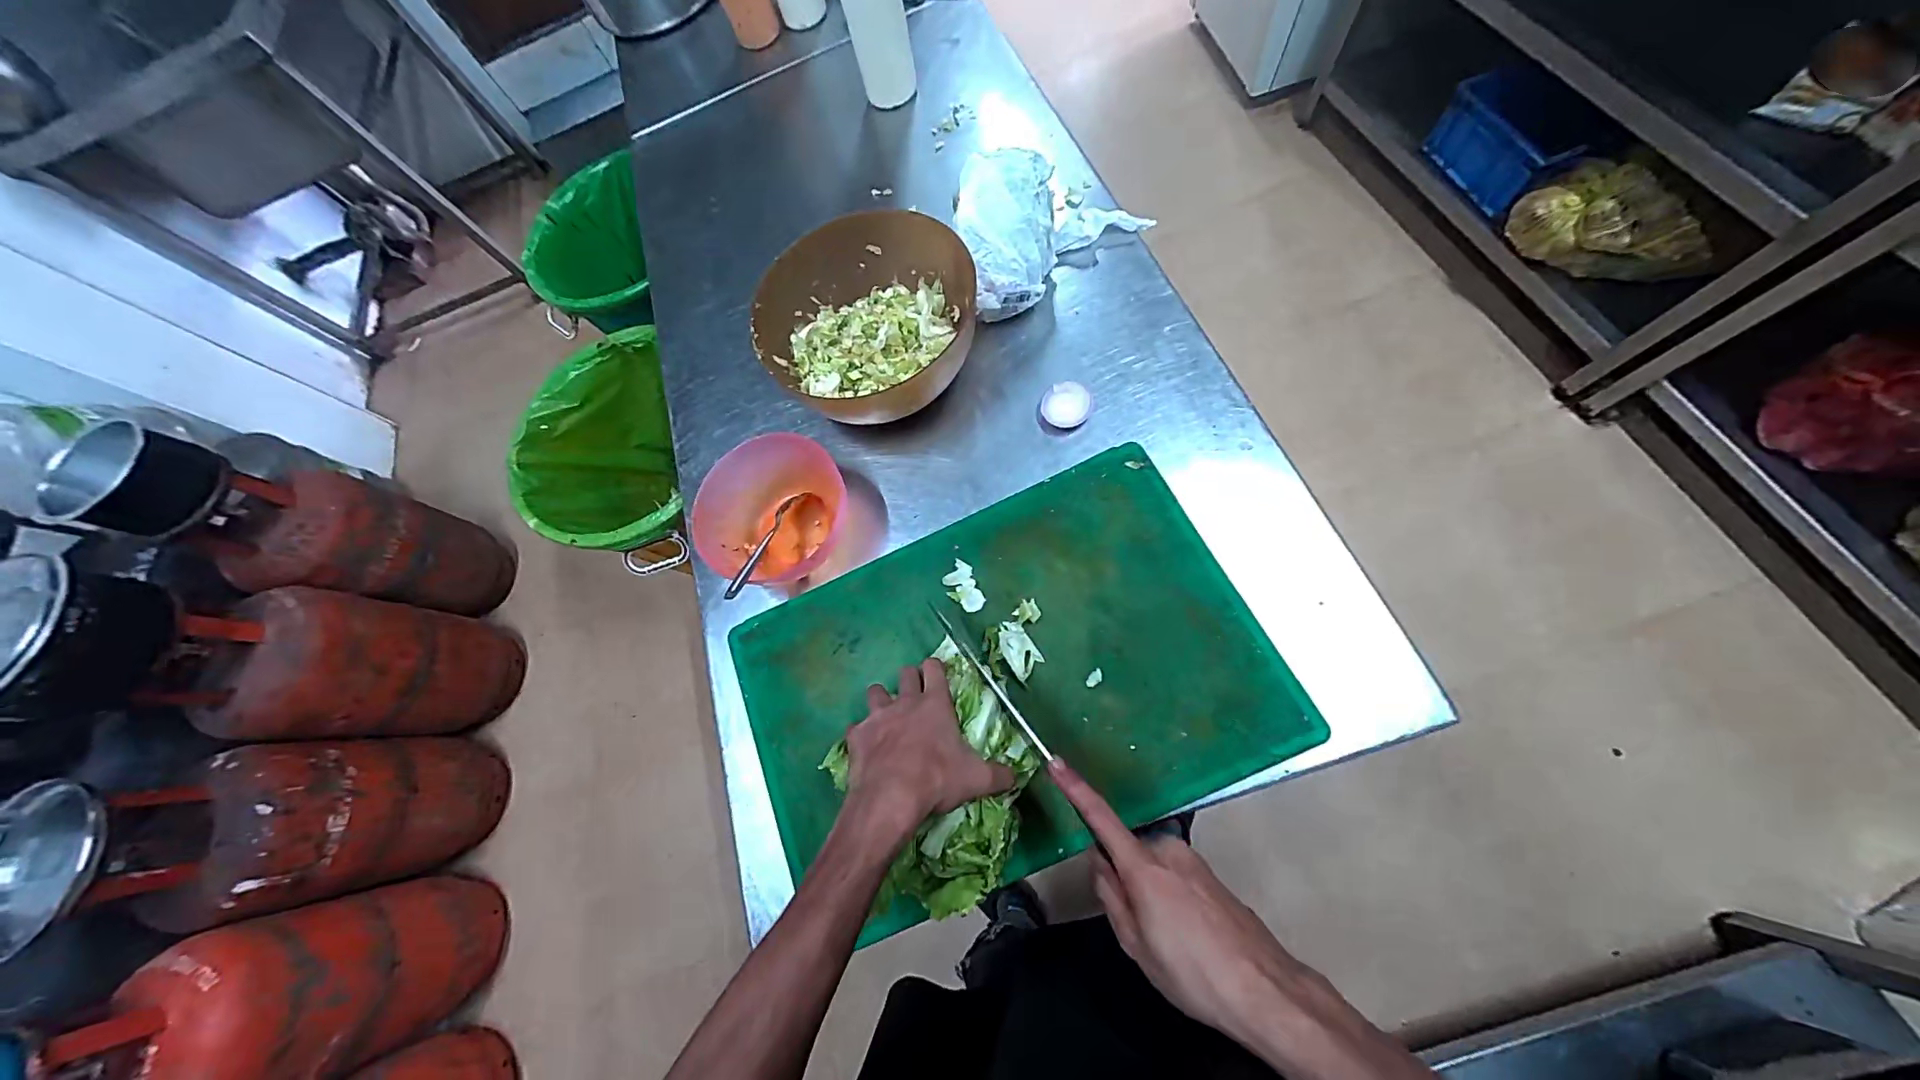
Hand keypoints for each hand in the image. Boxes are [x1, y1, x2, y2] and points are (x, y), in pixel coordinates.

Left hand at [845, 659, 1016, 832]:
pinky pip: (857, 726)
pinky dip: (862, 733)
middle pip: (905, 674)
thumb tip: (1015, 777)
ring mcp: (877, 716)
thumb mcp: (976, 779)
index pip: (935, 669)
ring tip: (887, 715)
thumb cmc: (937, 779)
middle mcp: (905, 702)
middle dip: (910, 678)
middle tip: (916, 694)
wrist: (891, 797)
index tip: (939, 675)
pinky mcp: (857, 735)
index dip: (936, 668)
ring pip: (876, 692)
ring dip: (881, 699)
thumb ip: (998, 775)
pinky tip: (867, 746)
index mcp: (935, 704)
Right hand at [1050, 758, 1431, 1079]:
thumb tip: (1099, 865)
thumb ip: (1110, 897)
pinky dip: (1171, 898)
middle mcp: (1169, 851)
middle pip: (1128, 851)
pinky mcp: (1211, 874)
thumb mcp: (1136, 945)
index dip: (1076, 790)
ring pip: (1152, 866)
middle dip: (1124, 877)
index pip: (1101, 819)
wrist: (1265, 989)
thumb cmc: (1193, 973)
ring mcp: (1193, 861)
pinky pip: (1175, 875)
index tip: (1057, 763)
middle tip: (1138, 926)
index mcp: (1144, 867)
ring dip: (1150, 891)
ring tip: (1170, 940)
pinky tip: (1189, 937)